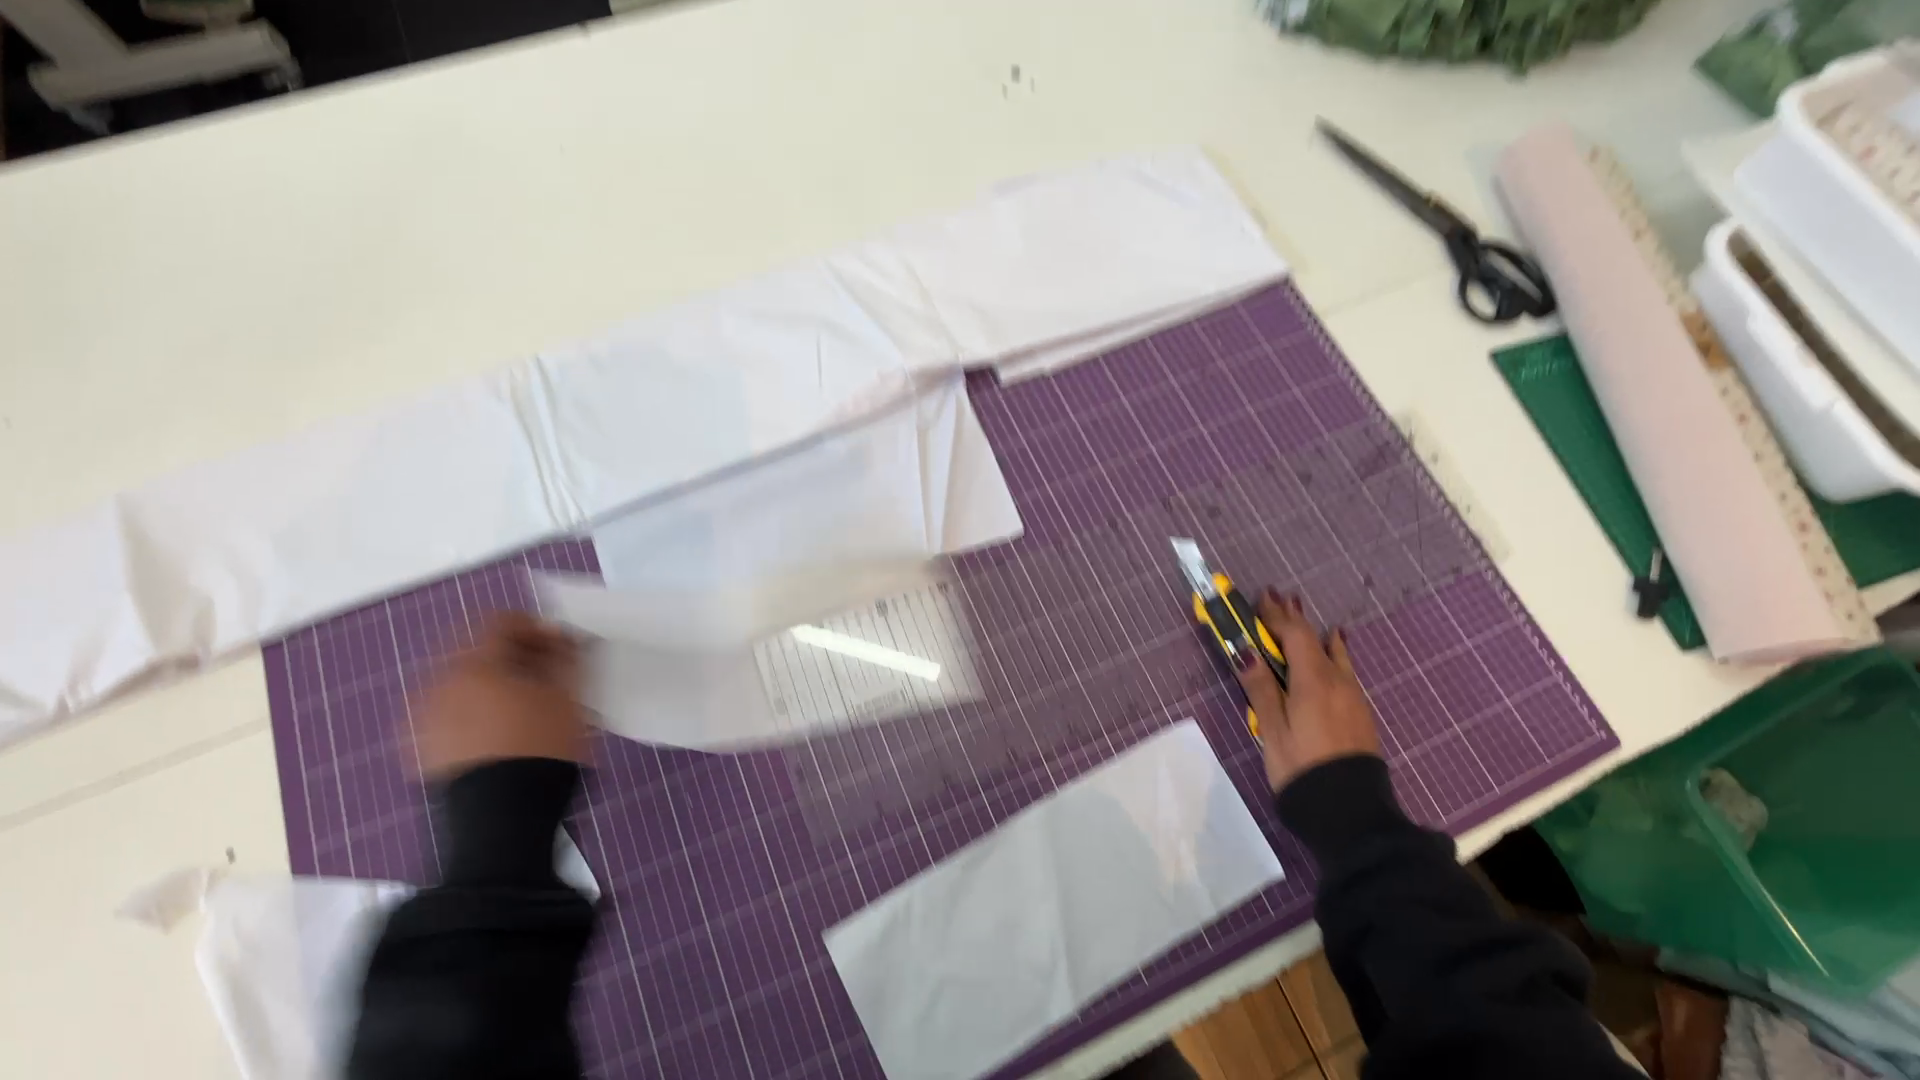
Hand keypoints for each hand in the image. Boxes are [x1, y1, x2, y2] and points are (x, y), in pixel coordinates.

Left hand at [415, 612, 586, 779]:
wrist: (502, 818)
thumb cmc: (542, 748)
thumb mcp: (569, 696)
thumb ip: (566, 655)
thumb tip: (563, 635)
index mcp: (474, 664)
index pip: (503, 621)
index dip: (537, 627)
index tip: (562, 647)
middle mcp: (440, 683)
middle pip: (478, 650)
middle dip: (514, 656)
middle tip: (548, 676)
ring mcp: (426, 718)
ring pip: (464, 683)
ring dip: (495, 683)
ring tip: (528, 707)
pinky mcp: (424, 749)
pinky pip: (453, 714)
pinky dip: (477, 711)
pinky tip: (504, 733)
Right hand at [1236, 589, 1381, 792]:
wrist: (1351, 813)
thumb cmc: (1302, 769)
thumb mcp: (1272, 730)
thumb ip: (1261, 689)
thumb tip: (1246, 651)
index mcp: (1313, 681)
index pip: (1294, 635)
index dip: (1275, 616)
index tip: (1259, 599)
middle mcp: (1338, 681)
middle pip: (1315, 639)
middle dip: (1294, 618)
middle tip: (1279, 598)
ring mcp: (1353, 697)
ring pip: (1333, 654)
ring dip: (1313, 635)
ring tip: (1304, 619)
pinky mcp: (1359, 713)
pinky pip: (1343, 670)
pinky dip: (1330, 653)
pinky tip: (1332, 655)